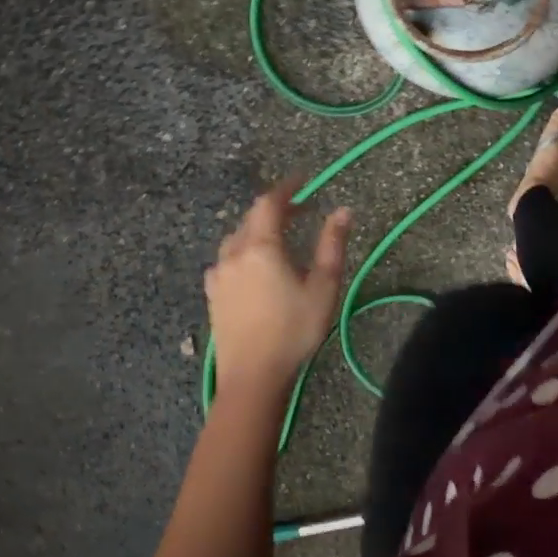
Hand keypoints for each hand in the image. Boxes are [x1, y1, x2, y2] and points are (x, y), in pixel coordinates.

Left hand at [206, 180, 351, 396]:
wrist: (252, 376)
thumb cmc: (294, 328)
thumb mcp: (324, 285)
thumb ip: (332, 244)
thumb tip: (343, 210)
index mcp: (261, 247)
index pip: (269, 204)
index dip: (286, 188)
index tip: (304, 179)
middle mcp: (234, 255)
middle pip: (250, 219)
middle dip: (274, 208)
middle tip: (300, 209)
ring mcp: (219, 276)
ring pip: (235, 239)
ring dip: (257, 230)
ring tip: (279, 235)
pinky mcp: (214, 296)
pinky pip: (227, 260)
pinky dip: (243, 251)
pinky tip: (254, 265)